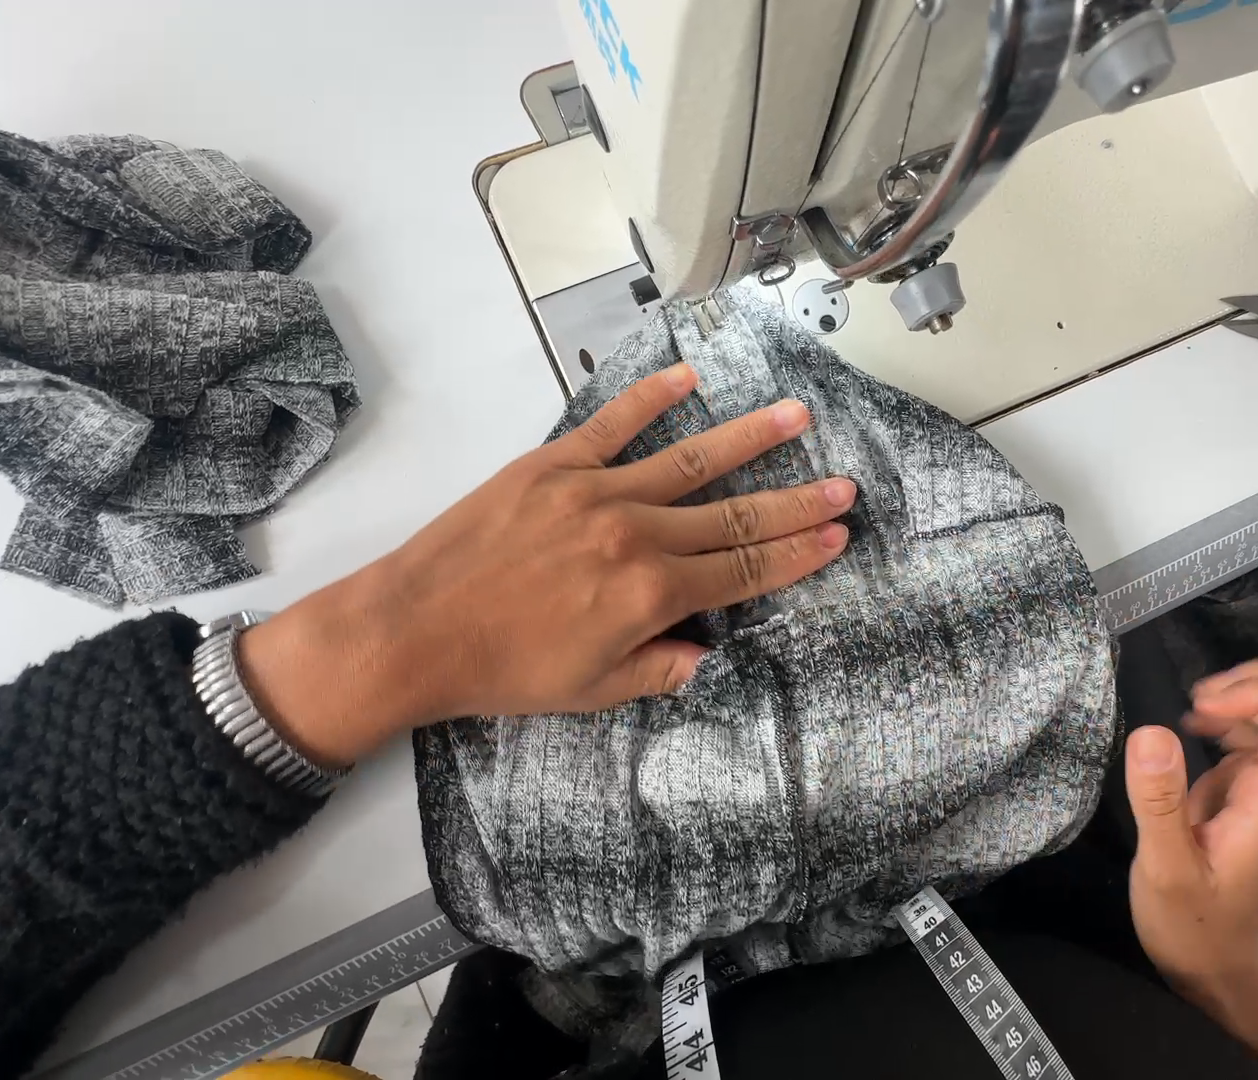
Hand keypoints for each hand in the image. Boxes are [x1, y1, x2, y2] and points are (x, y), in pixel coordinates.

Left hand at [237, 363, 853, 766]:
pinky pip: (613, 425)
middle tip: (844, 486)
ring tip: (797, 417)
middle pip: (735, 516)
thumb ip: (661, 667)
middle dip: (796, 504)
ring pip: (691, 461)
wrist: (413, 629)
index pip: (743, 571)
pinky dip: (650, 398)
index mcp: (650, 594)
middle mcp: (636, 535)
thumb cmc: (505, 670)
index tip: (837, 536)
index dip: (795, 555)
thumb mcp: (594, 690)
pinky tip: (688, 378)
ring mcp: (597, 491)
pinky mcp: (555, 464)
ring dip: (750, 439)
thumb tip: (706, 652)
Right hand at [1125, 661, 1257, 1079]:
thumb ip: (1158, 801)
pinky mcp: (1244, 795)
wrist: (1215, 971)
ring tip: (1189, 707)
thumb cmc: (1193, 927)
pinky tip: (1189, 728)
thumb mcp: (1165, 868)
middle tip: (1198, 696)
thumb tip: (1152, 730)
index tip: (1200, 707)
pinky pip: (1253, 737)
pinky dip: (1225, 716)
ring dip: (1242, 695)